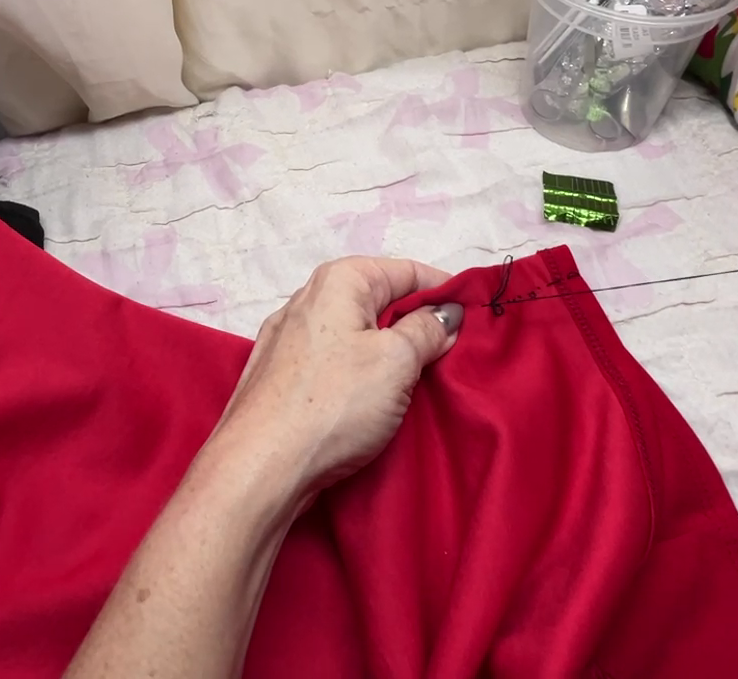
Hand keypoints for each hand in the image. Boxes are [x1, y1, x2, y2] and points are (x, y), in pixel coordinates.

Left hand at [209, 257, 462, 495]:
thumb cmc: (333, 403)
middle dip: (417, 322)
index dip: (444, 291)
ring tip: (424, 378)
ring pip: (356, 333)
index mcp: (339, 281)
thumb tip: (445, 314)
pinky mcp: (281, 375)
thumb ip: (427, 330)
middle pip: (379, 300)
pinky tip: (376, 398)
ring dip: (390, 350)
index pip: (406, 271)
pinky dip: (361, 371)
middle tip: (456, 352)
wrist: (260, 467)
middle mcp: (309, 299)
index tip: (477, 315)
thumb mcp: (396, 361)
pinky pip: (335, 360)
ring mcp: (289, 338)